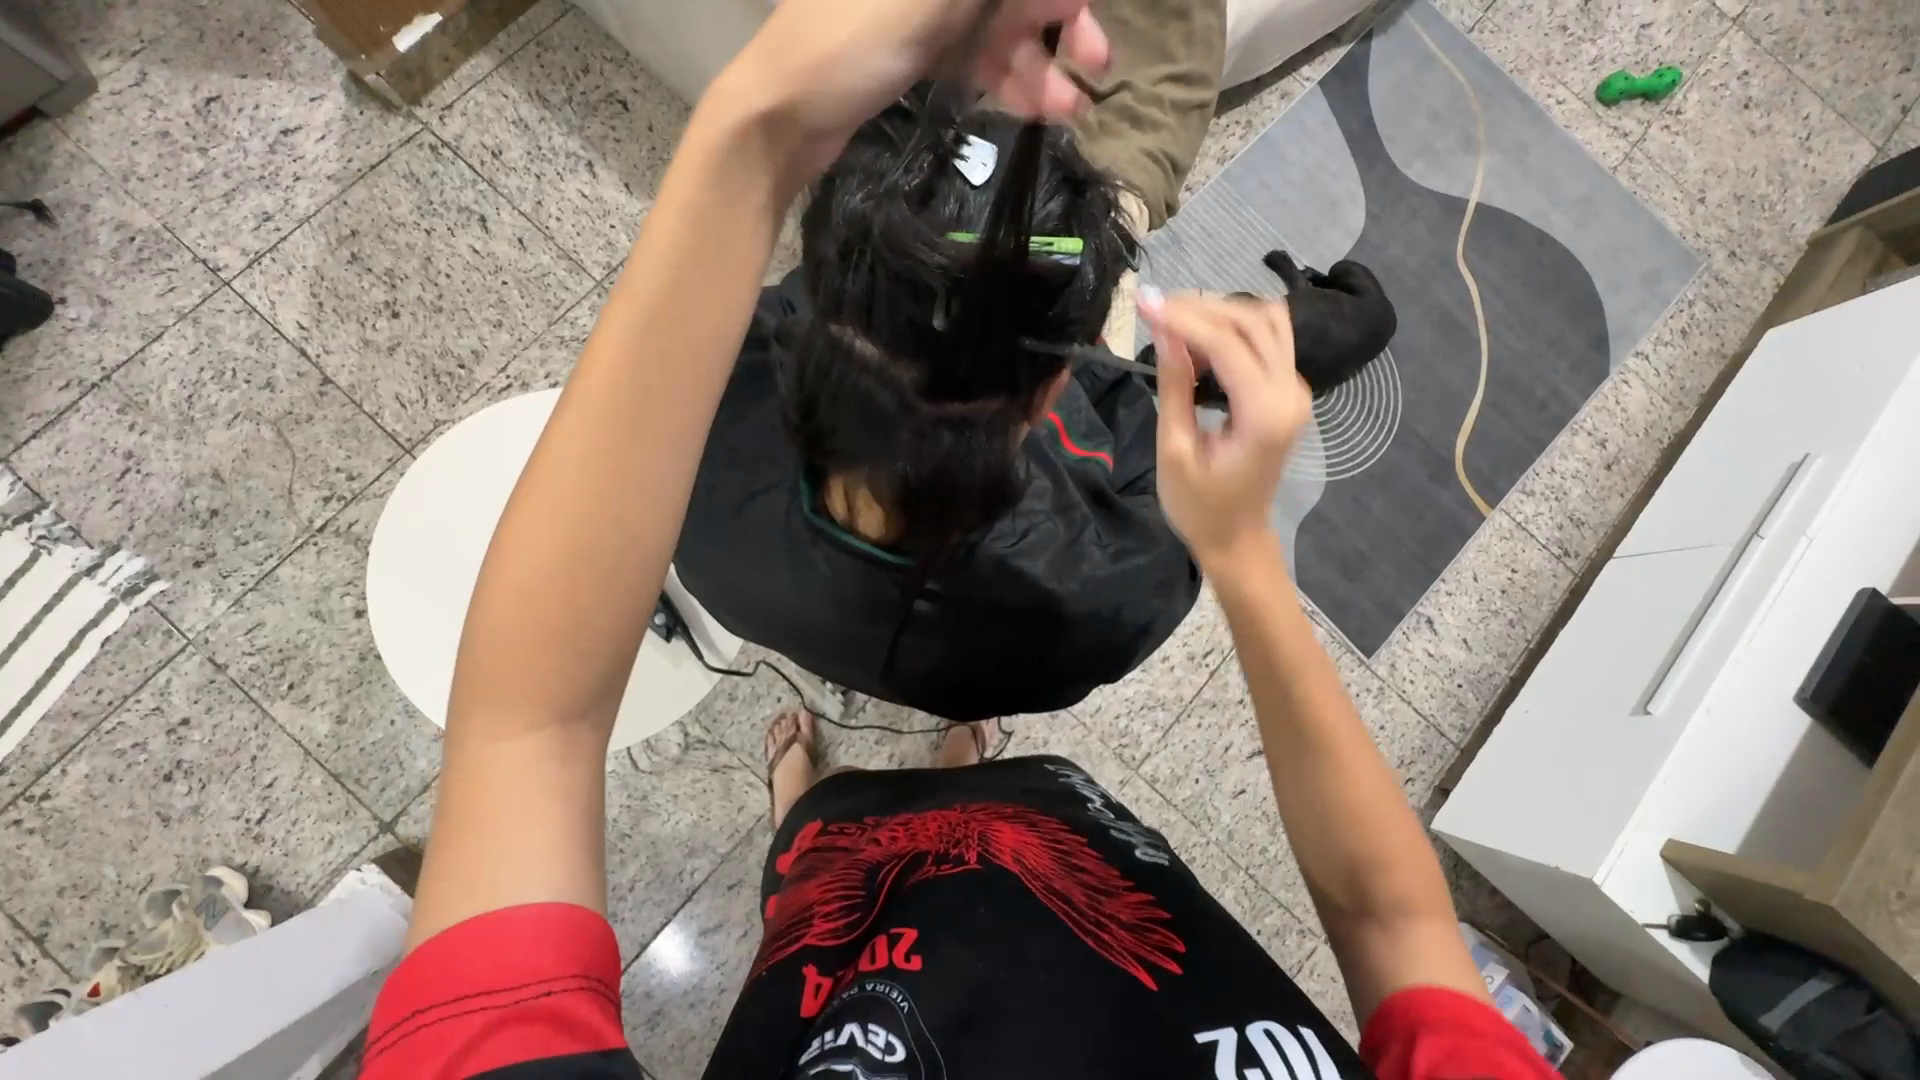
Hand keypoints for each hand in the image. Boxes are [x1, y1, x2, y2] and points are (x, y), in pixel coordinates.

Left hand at [709, 0, 1107, 174]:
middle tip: (1097, 66)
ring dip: (1037, 67)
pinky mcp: (916, 51)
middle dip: (1057, 24)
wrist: (782, 118)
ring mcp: (921, 8)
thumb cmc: (846, 44)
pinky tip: (1037, 111)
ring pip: (997, 28)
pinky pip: (975, 60)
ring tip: (1069, 112)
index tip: (1087, 27)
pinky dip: (1006, 83)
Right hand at [1147, 290, 1312, 566]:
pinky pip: (1268, 340)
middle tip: (1154, 310)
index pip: (1228, 343)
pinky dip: (1233, 329)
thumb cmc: (1200, 507)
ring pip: (1267, 322)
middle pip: (1254, 321)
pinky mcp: (1288, 391)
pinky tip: (1198, 343)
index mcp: (1265, 414)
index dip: (1184, 316)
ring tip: (1174, 324)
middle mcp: (1291, 394)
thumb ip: (1174, 386)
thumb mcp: (1175, 450)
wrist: (1236, 538)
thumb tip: (1162, 329)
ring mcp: (1296, 390)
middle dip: (1201, 308)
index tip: (1142, 302)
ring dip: (1221, 313)